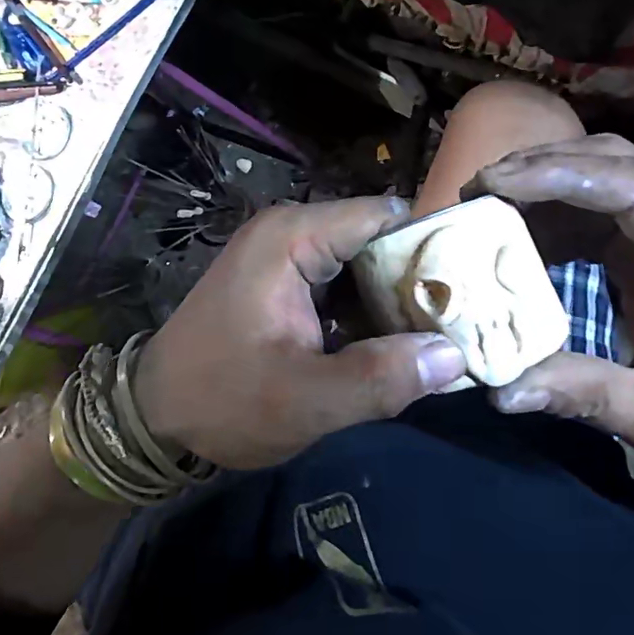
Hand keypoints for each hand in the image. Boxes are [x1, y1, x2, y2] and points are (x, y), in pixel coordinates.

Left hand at [132, 197, 469, 468]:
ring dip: (398, 301)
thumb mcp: (306, 401)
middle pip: (378, 239)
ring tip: (446, 340)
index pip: (389, 217)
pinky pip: (338, 286)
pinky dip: (368, 313)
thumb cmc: (221, 401)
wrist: (151, 417)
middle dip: (423, 281)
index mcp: (291, 238)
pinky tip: (397, 348)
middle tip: (471, 327)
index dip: (438, 248)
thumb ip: (382, 377)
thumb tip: (456, 357)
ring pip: (361, 265)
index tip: (482, 292)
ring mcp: (280, 258)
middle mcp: (287, 233)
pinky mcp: (277, 286)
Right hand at [467, 134, 633, 525]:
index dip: (561, 177)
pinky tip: (521, 244)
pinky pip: (608, 220)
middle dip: (544, 168)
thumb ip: (590, 397)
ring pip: (613, 183)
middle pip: (624, 166)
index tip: (490, 185)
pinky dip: (558, 220)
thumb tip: (499, 387)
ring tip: (485, 211)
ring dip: (547, 187)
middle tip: (474, 193)